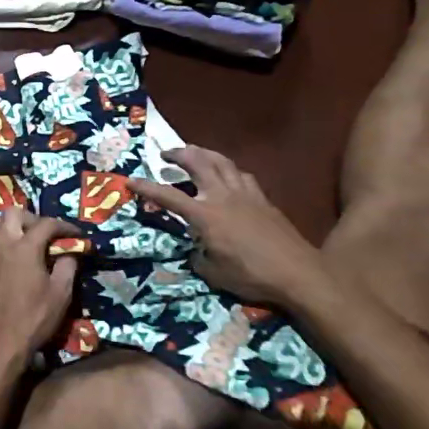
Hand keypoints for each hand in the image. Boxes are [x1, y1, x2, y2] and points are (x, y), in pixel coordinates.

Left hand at [0, 207, 79, 366]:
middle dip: (34, 217)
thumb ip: (68, 265)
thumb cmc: (35, 316)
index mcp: (25, 247)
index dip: (65, 226)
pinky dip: (6, 236)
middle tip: (49, 234)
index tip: (78, 235)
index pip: (47, 223)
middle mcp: (5, 243)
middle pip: (14, 212)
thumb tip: (70, 252)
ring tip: (31, 240)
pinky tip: (20, 253)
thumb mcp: (61, 292)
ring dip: (14, 224)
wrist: (3, 340)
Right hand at [128, 146, 326, 308]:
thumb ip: (199, 258)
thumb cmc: (251, 276)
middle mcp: (223, 196)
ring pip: (222, 161)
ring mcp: (245, 194)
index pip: (169, 197)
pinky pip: (241, 174)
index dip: (148, 188)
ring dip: (204, 153)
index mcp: (206, 215)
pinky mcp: (263, 198)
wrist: (297, 272)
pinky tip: (227, 173)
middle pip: (198, 163)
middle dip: (179, 154)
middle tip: (166, 153)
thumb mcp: (214, 274)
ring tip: (194, 152)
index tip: (131, 180)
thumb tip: (196, 250)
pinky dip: (228, 168)